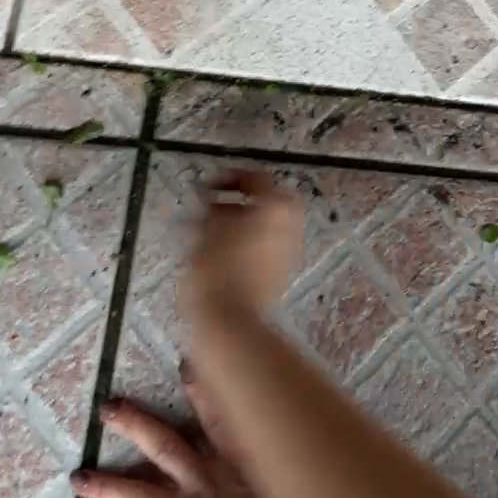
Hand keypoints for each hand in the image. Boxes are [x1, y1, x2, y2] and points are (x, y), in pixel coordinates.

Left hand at [73, 386, 265, 497]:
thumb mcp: (278, 474)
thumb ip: (263, 449)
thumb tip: (275, 422)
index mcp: (240, 459)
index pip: (216, 413)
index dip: (199, 387)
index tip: (184, 360)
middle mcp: (209, 481)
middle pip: (165, 446)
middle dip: (136, 425)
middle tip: (108, 406)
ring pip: (142, 496)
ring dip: (110, 486)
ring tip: (79, 478)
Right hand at [181, 170, 300, 320]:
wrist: (230, 319)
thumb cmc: (217, 269)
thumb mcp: (208, 229)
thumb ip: (215, 207)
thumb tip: (214, 199)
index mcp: (276, 207)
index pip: (257, 178)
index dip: (231, 177)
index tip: (209, 185)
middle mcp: (289, 225)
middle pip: (265, 202)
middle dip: (238, 202)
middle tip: (213, 208)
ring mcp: (288, 250)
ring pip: (263, 226)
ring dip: (238, 223)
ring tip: (210, 232)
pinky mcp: (280, 271)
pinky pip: (263, 247)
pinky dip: (244, 243)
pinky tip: (220, 253)